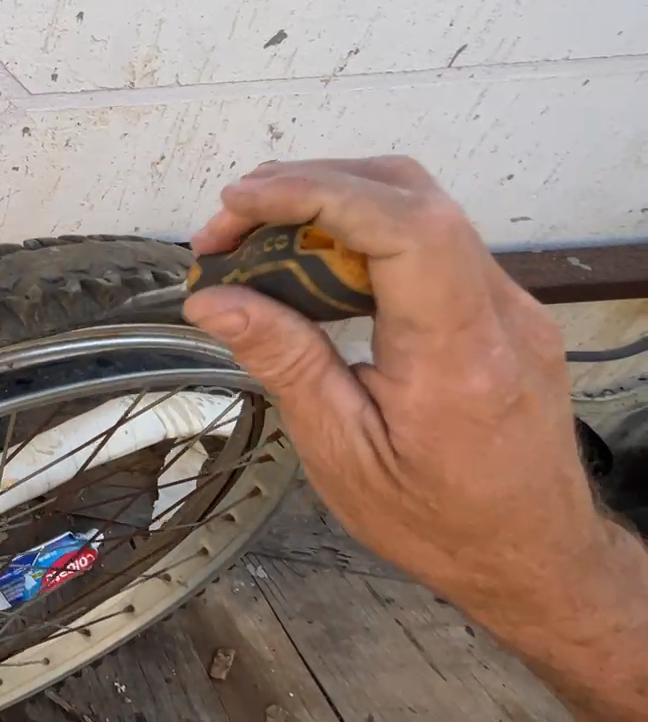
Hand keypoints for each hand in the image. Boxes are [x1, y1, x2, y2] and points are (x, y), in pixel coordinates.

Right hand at [179, 157, 597, 609]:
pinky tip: (293, 262)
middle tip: (223, 230)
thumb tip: (210, 299)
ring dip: (316, 200)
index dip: (312, 193)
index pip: (406, 227)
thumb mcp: (340, 449)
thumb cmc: (436, 517)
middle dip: (299, 187)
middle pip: (405, 192)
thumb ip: (282, 361)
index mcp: (459, 352)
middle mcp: (497, 309)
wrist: (535, 558)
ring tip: (245, 238)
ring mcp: (502, 300)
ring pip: (410, 201)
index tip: (234, 203)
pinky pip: (413, 235)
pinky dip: (340, 227)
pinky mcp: (488, 304)